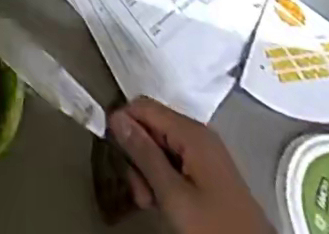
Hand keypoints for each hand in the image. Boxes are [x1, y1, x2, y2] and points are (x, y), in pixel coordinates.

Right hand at [108, 97, 273, 233]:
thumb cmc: (213, 227)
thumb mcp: (173, 194)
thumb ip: (143, 153)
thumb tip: (116, 117)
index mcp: (192, 133)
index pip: (143, 106)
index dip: (124, 123)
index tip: (115, 153)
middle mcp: (199, 135)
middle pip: (151, 126)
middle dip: (137, 154)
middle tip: (138, 190)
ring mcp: (206, 154)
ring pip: (160, 145)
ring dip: (147, 170)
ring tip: (150, 201)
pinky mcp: (209, 173)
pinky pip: (174, 161)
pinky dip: (163, 178)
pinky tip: (163, 201)